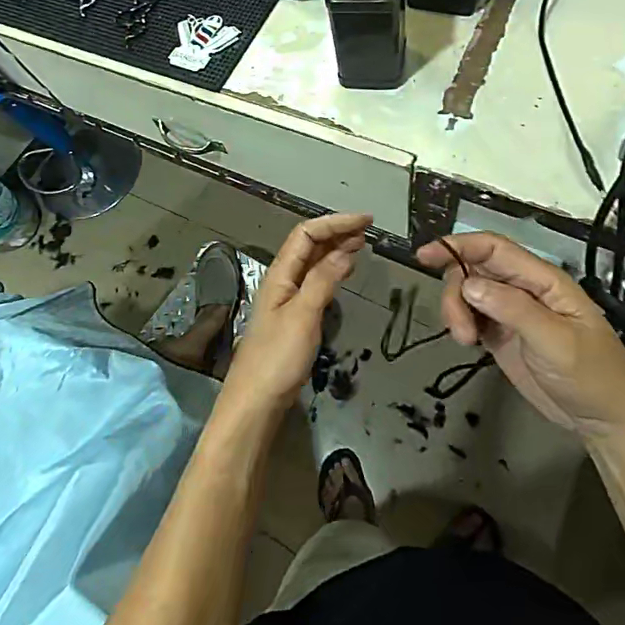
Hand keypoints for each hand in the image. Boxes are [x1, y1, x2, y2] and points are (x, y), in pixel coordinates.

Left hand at [224, 213, 370, 411]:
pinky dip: (333, 271)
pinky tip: (345, 273)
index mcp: (280, 275)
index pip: (306, 234)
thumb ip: (323, 280)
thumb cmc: (277, 358)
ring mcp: (288, 300)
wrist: (256, 402)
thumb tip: (346, 250)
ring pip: (313, 263)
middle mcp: (283, 281)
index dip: (335, 223)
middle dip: (337, 232)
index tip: (365, 222)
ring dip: (336, 250)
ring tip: (361, 245)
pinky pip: (316, 282)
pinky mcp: (295, 318)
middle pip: (309, 245)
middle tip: (368, 231)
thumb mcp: (303, 315)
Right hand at [417, 232, 624, 438]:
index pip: (495, 249)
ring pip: (469, 293)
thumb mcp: (556, 341)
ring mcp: (513, 312)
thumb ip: (513, 309)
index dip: (459, 246)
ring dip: (456, 311)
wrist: (605, 419)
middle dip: (455, 291)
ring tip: (465, 340)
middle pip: (475, 270)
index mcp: (543, 280)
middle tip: (458, 329)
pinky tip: (468, 342)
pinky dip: (461, 324)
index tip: (426, 254)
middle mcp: (524, 289)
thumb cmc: (591, 375)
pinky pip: (472, 316)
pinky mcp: (504, 335)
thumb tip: (469, 284)